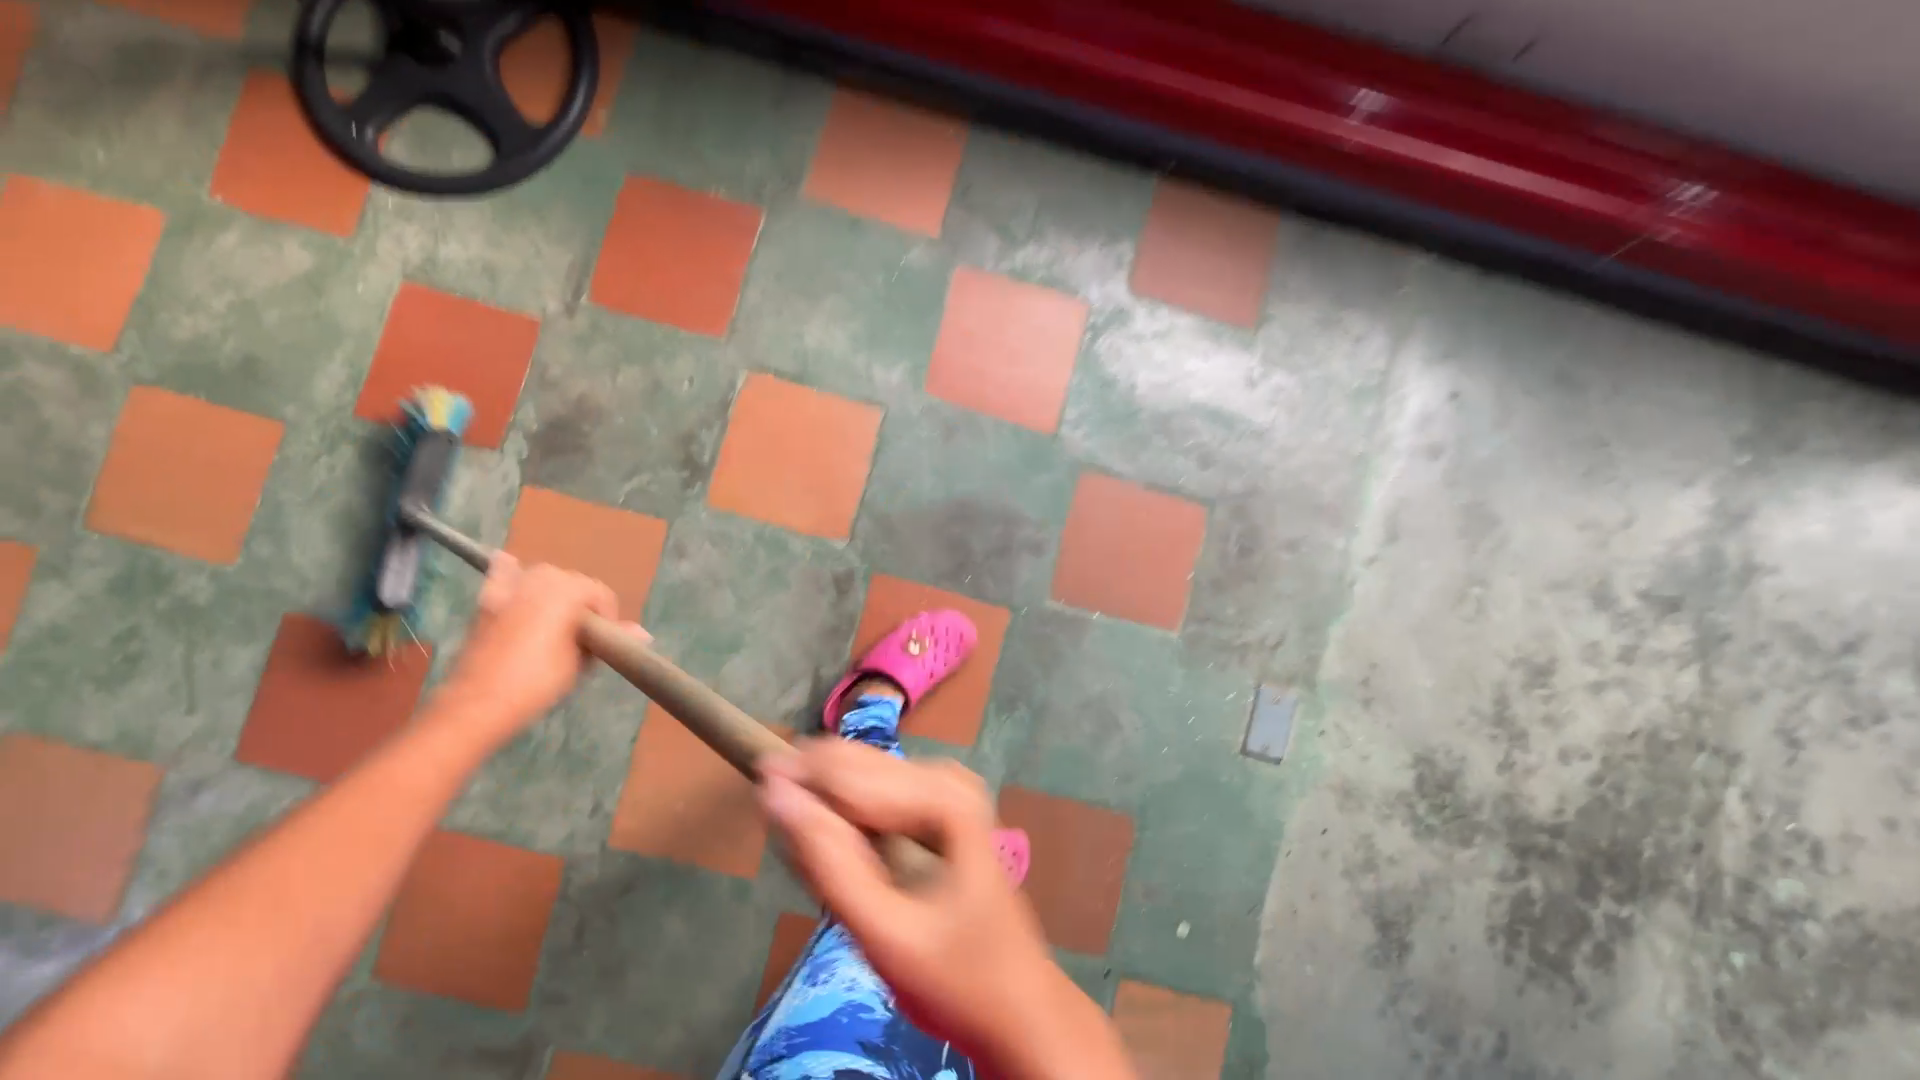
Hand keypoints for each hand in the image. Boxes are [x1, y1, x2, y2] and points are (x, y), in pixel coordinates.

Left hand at [440, 554, 645, 741]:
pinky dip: (509, 570)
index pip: (600, 592)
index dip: (607, 616)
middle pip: (572, 581)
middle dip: (581, 602)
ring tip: (558, 617)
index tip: (603, 642)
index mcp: (565, 593)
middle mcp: (538, 581)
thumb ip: (609, 640)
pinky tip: (509, 564)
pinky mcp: (488, 602)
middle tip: (582, 636)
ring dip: (554, 589)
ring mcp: (510, 589)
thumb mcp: (579, 664)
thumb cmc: (535, 684)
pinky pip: (502, 575)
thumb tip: (645, 633)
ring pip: (542, 576)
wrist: (478, 703)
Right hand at [759, 741, 1076, 1070]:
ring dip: (828, 818)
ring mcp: (947, 792)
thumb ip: (828, 861)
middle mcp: (948, 779)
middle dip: (814, 804)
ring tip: (820, 870)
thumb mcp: (883, 932)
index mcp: (946, 799)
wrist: (1017, 1007)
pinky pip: (874, 797)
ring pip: (859, 778)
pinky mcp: (938, 810)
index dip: (795, 785)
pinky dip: (848, 826)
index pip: (846, 770)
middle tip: (797, 861)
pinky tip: (846, 864)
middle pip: (853, 764)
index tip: (761, 812)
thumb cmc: (957, 978)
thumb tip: (775, 793)